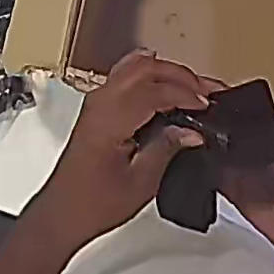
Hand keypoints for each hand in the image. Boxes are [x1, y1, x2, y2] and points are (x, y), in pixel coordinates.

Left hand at [22, 50, 213, 254]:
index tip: (208, 105)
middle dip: (180, 74)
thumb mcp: (141, 182)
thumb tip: (192, 131)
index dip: (184, 93)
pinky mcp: (99, 104)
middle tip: (207, 90)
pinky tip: (167, 82)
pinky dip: (151, 73)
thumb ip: (166, 149)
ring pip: (135, 66)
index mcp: (111, 117)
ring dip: (166, 71)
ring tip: (194, 86)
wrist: (65, 208)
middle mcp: (102, 100)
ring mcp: (98, 98)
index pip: (153, 91)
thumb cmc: (96, 201)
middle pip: (144, 67)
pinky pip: (126, 74)